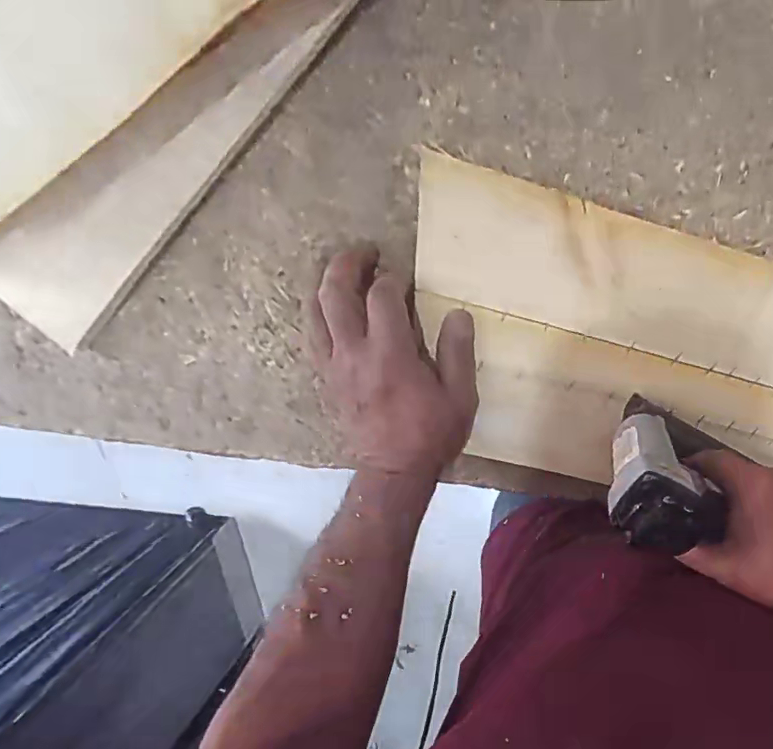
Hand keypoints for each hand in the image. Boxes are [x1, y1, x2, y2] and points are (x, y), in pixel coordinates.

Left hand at [306, 246, 477, 475]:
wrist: (394, 471)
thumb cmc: (432, 435)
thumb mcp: (461, 397)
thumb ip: (458, 352)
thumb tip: (458, 313)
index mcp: (391, 353)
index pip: (383, 298)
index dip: (394, 280)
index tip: (406, 278)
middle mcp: (354, 352)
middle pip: (336, 292)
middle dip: (348, 265)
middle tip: (365, 252)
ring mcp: (333, 365)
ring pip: (315, 310)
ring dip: (325, 283)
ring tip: (341, 273)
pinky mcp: (325, 378)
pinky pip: (311, 335)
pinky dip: (318, 314)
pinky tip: (330, 311)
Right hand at [678, 451, 772, 625]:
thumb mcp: (734, 571)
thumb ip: (697, 555)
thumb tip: (673, 544)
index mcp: (754, 482)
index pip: (714, 459)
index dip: (692, 467)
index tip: (679, 480)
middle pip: (741, 474)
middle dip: (723, 493)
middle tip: (709, 520)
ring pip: (767, 485)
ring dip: (752, 503)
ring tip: (746, 534)